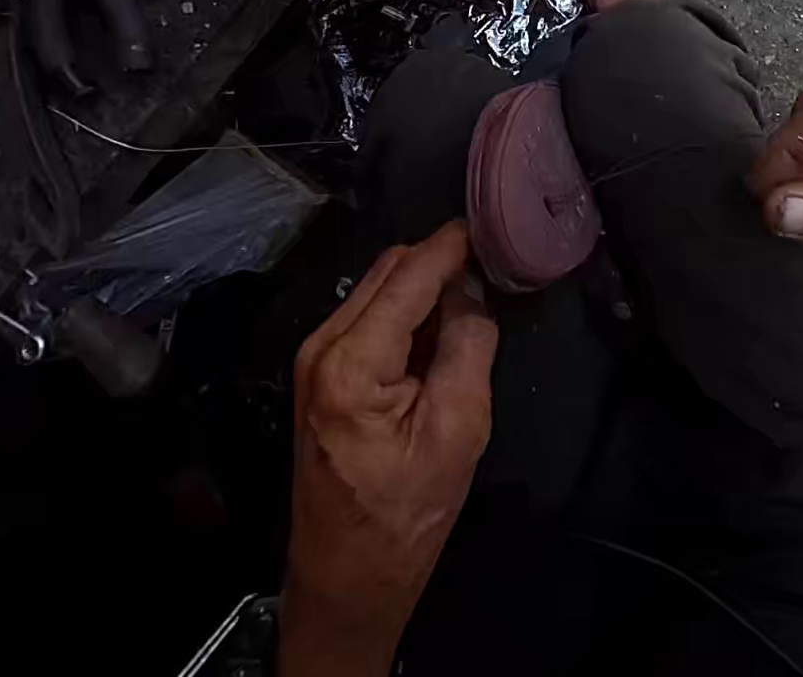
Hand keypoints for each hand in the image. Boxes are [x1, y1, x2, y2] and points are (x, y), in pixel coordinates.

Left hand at [279, 221, 497, 676]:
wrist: (345, 577)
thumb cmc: (405, 515)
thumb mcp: (458, 430)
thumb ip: (468, 345)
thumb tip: (472, 291)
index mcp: (352, 361)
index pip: (409, 275)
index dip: (451, 245)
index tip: (487, 226)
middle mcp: (322, 344)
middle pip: (388, 270)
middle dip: (439, 261)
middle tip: (488, 268)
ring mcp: (315, 355)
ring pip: (378, 286)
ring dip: (424, 284)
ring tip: (469, 298)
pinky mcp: (321, 369)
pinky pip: (370, 314)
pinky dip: (407, 308)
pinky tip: (437, 327)